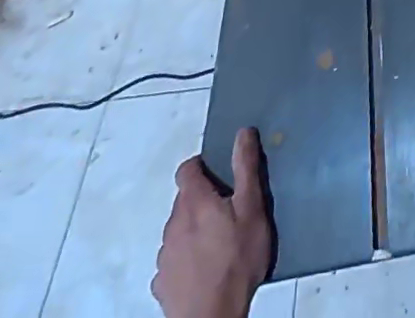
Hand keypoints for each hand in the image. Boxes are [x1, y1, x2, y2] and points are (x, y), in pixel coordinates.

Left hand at [153, 128, 271, 317]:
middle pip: (184, 200)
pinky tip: (205, 269)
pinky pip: (174, 259)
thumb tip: (243, 132)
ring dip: (194, 228)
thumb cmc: (237, 258)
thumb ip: (246, 168)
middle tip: (229, 210)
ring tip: (219, 242)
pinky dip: (186, 257)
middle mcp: (173, 224)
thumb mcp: (252, 207)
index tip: (218, 171)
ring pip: (178, 230)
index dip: (200, 166)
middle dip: (202, 199)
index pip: (186, 169)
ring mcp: (164, 255)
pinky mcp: (161, 283)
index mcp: (194, 201)